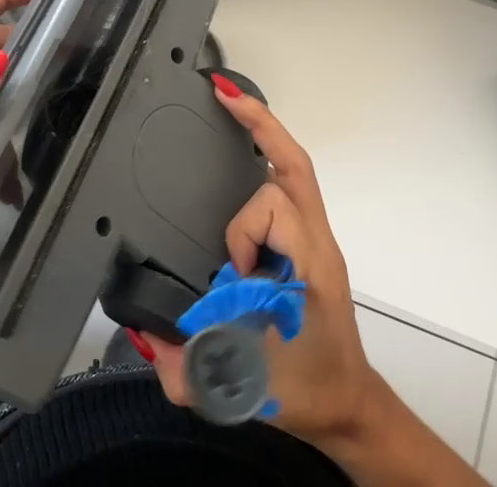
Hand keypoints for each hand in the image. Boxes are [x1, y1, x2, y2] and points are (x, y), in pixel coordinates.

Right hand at [137, 81, 384, 443]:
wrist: (349, 404)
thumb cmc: (308, 393)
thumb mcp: (244, 390)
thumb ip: (188, 371)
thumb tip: (147, 337)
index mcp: (308, 271)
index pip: (276, 211)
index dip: (242, 231)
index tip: (230, 271)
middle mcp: (317, 245)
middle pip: (295, 166)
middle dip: (259, 122)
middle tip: (220, 92)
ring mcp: (316, 240)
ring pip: (293, 170)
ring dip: (262, 136)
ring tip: (227, 111)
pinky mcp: (308, 243)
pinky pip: (288, 186)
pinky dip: (265, 155)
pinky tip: (241, 147)